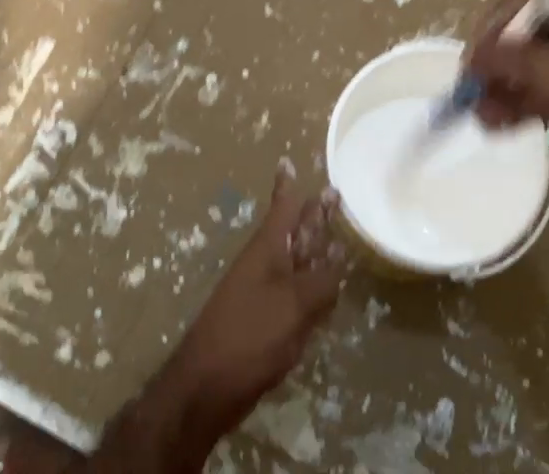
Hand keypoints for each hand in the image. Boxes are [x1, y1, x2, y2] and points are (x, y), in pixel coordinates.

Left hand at [160, 161, 348, 433]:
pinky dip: (312, 288)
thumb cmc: (249, 335)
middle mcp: (265, 266)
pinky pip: (296, 294)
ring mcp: (265, 295)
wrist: (207, 387)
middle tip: (332, 195)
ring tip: (336, 237)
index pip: (282, 208)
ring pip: (296, 264)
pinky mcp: (267, 322)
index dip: (287, 187)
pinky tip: (327, 289)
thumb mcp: (294, 304)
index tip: (286, 161)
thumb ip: (322, 280)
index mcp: (266, 250)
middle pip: (293, 233)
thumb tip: (340, 257)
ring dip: (315, 250)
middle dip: (312, 215)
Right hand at [465, 0, 548, 161]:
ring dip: (506, 91)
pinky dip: (527, 102)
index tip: (470, 64)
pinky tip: (503, 125)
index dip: (487, 33)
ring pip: (535, 67)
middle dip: (494, 70)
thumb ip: (501, 57)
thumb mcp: (543, 71)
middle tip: (471, 96)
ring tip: (483, 119)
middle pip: (524, 38)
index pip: (517, 6)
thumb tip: (473, 58)